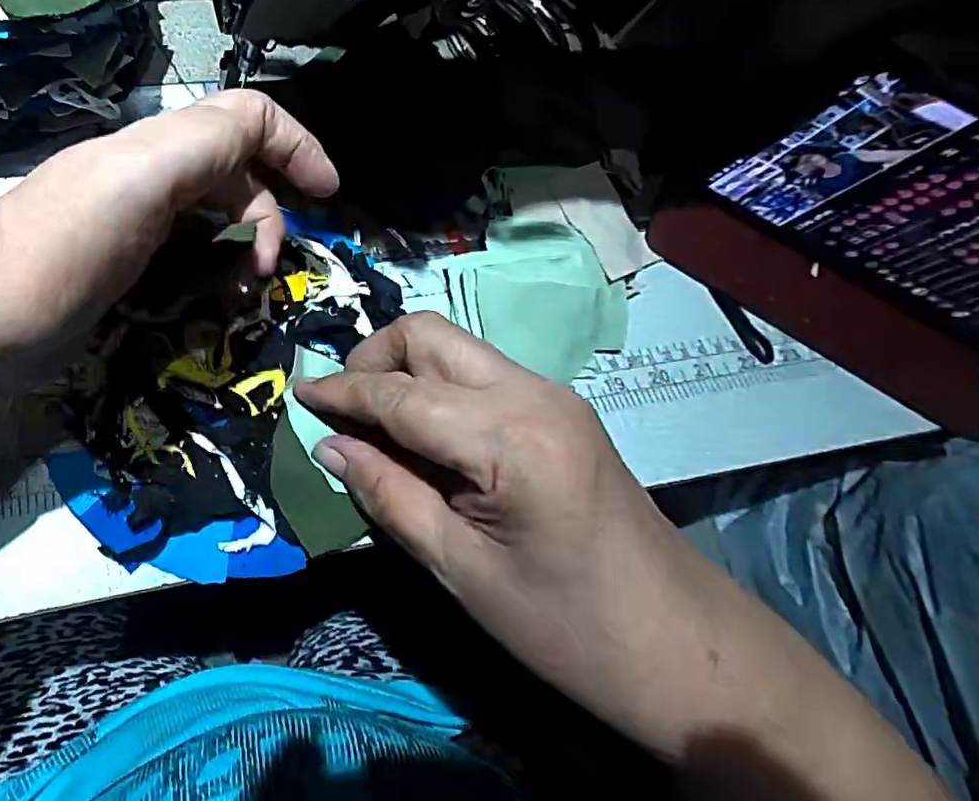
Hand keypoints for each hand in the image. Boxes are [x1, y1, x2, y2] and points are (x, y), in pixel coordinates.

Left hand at [0, 90, 338, 419]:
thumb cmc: (47, 259)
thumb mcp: (129, 185)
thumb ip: (201, 143)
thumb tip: (260, 137)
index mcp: (153, 148)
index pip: (243, 118)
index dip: (295, 145)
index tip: (328, 194)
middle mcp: (148, 179)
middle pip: (238, 178)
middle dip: (267, 222)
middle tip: (262, 274)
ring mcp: (135, 227)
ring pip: (219, 226)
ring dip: (240, 259)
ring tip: (231, 300)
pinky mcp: (125, 271)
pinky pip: (191, 265)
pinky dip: (210, 284)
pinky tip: (200, 311)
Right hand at [295, 312, 697, 726]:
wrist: (681, 643)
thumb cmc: (566, 627)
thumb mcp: (460, 571)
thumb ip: (389, 494)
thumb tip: (331, 445)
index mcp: (510, 437)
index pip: (401, 393)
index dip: (342, 391)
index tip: (297, 393)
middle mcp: (532, 393)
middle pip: (430, 334)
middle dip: (374, 359)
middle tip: (343, 412)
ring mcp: (552, 394)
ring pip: (456, 347)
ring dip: (406, 371)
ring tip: (376, 428)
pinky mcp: (559, 408)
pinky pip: (480, 374)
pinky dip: (438, 389)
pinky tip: (424, 438)